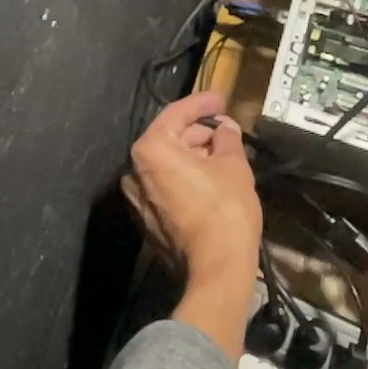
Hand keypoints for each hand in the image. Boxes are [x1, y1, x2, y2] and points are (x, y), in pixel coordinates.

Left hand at [123, 90, 261, 357]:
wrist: (217, 271)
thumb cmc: (224, 209)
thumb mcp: (233, 164)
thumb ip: (226, 137)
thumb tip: (225, 127)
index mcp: (150, 150)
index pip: (176, 114)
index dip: (201, 103)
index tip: (221, 97)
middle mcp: (134, 172)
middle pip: (169, 139)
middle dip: (199, 132)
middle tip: (227, 129)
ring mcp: (137, 200)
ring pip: (168, 165)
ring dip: (195, 155)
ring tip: (224, 153)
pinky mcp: (148, 222)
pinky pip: (167, 187)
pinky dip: (187, 177)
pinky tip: (212, 177)